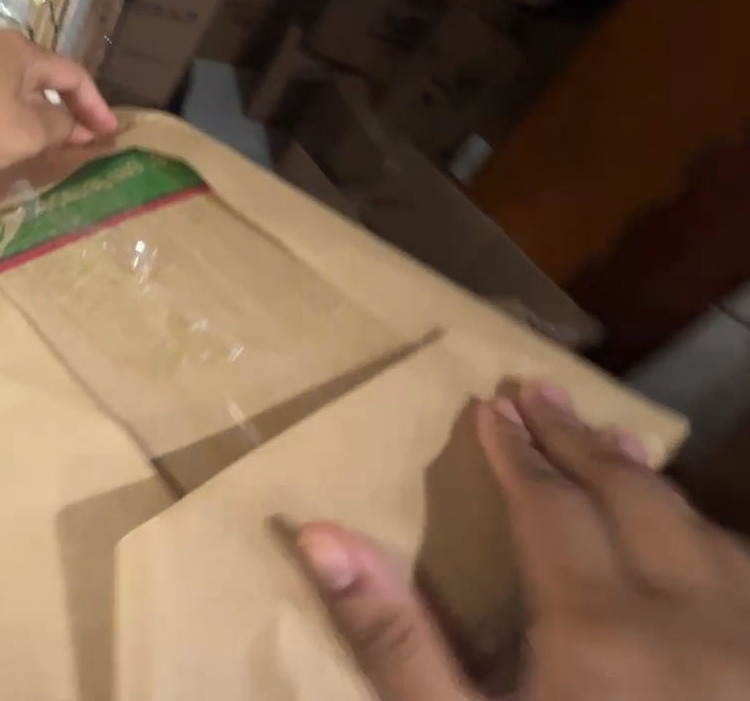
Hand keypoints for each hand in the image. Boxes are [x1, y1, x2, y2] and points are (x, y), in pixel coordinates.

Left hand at [0, 29, 117, 173]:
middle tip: (73, 139)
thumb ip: (59, 126)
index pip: (71, 73)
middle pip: (36, 74)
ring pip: (3, 82)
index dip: (94, 105)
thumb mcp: (25, 133)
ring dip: (25, 109)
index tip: (108, 134)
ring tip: (34, 140)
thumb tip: (73, 124)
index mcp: (19, 49)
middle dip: (59, 107)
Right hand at [297, 380, 749, 700]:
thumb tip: (314, 531)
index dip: (516, 449)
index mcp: (606, 633)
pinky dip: (714, 544)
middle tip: (538, 390)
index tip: (488, 402)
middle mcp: (705, 632)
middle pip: (639, 506)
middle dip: (579, 441)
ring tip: (607, 443)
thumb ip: (388, 633)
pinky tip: (695, 539)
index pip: (554, 506)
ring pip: (717, 542)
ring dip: (651, 485)